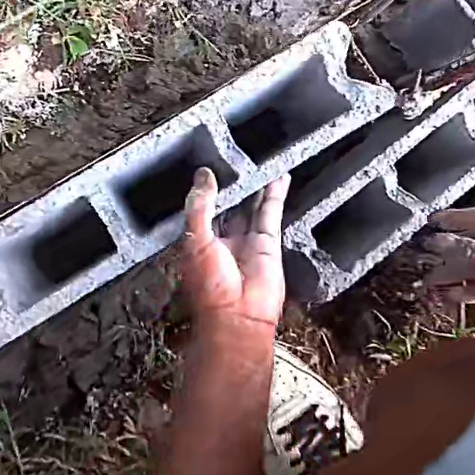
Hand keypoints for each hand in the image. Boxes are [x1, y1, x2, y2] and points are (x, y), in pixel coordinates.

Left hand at [181, 168, 288, 338]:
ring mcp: (246, 240)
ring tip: (259, 162)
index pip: (202, 208)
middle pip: (229, 204)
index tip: (208, 166)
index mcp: (200, 240)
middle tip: (235, 159)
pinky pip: (272, 212)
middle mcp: (223, 239)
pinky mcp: (268, 242)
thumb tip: (203, 176)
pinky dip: (276, 194)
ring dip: (256, 185)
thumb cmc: (211, 287)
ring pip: (252, 205)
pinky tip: (278, 177)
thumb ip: (200, 207)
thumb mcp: (196, 240)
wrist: (239, 316)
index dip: (206, 189)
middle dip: (233, 185)